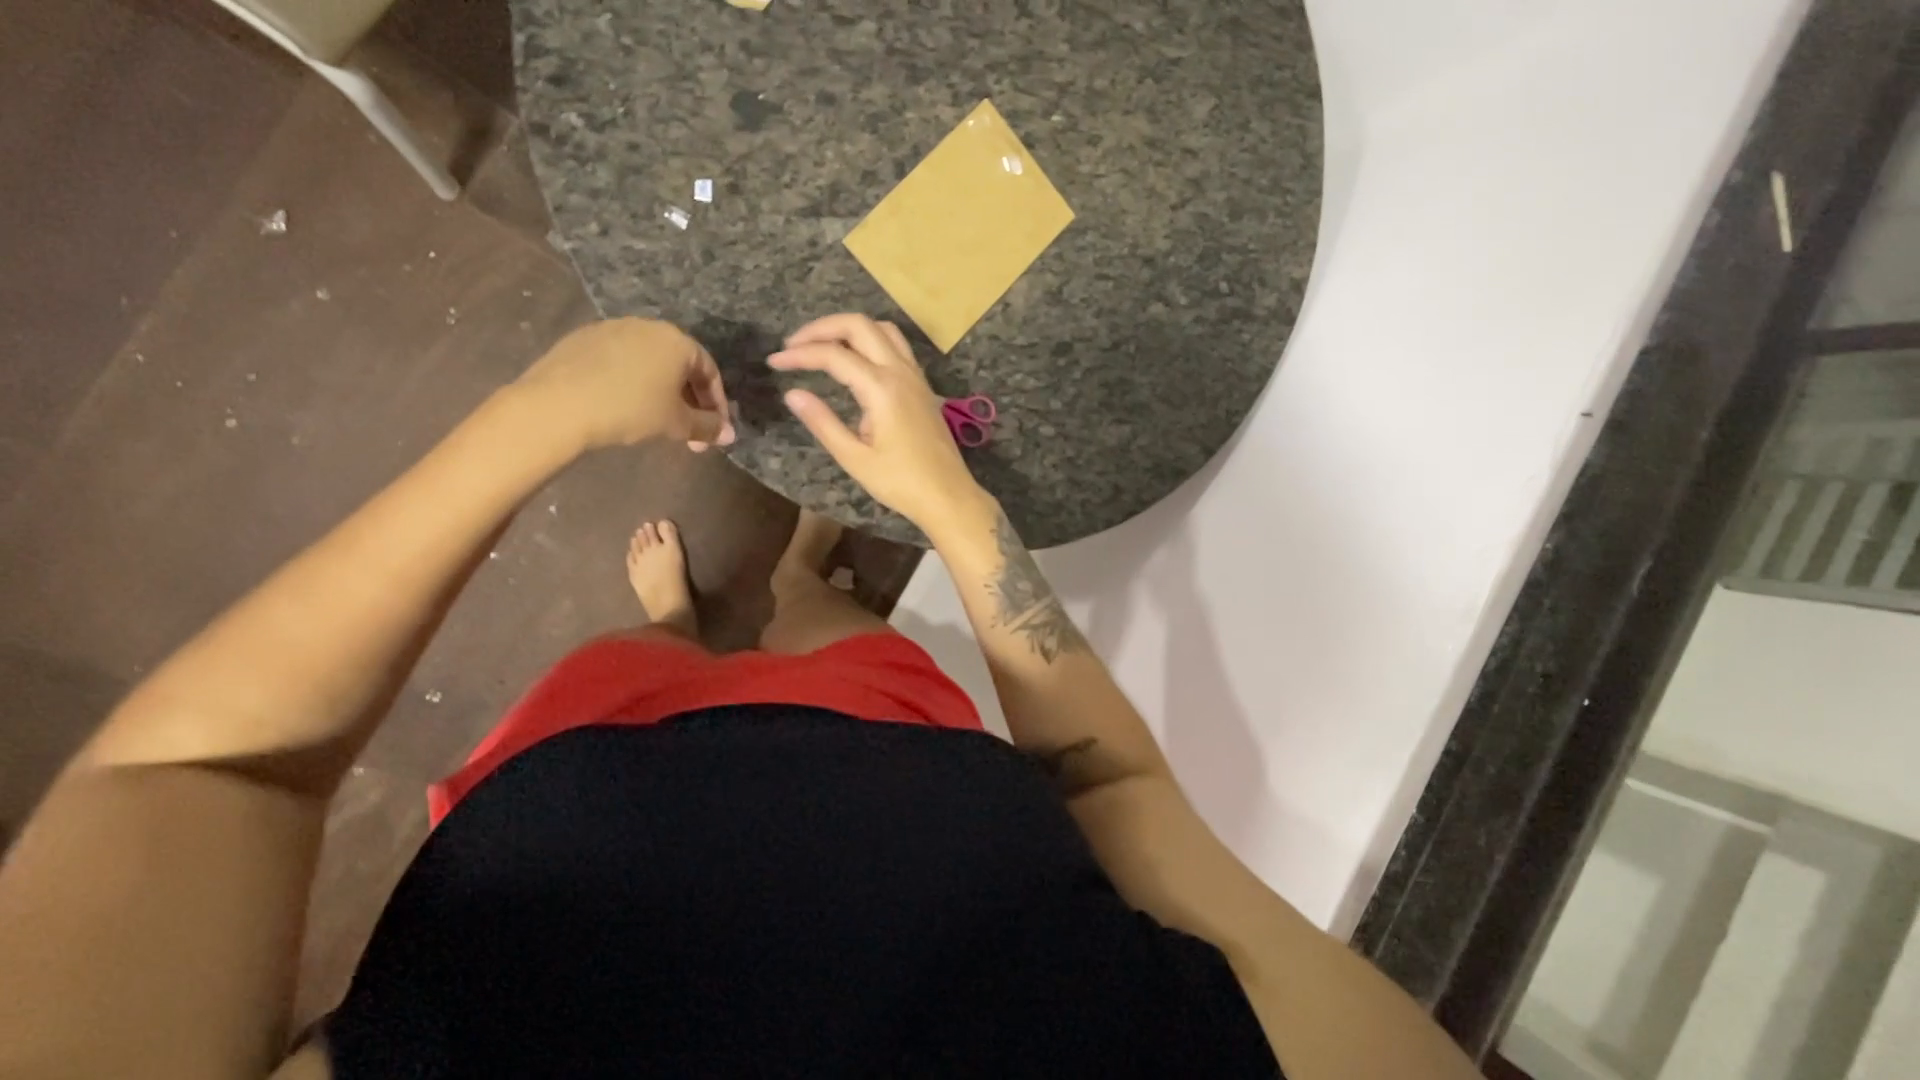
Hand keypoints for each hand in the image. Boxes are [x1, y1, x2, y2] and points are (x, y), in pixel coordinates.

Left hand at [514, 318, 734, 452]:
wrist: (559, 405)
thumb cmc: (631, 410)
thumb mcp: (676, 424)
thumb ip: (707, 427)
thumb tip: (728, 435)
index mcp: (677, 341)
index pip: (709, 371)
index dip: (717, 404)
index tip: (714, 431)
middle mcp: (648, 326)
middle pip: (679, 365)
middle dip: (688, 400)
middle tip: (687, 432)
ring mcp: (612, 329)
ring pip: (648, 362)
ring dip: (659, 390)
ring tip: (655, 420)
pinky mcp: (582, 339)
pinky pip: (619, 361)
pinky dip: (629, 382)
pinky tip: (621, 405)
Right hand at [771, 314, 990, 538]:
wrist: (947, 495)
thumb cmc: (900, 483)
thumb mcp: (854, 458)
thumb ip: (823, 422)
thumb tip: (792, 393)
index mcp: (882, 389)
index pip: (833, 355)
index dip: (799, 355)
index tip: (774, 362)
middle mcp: (900, 372)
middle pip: (859, 325)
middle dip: (822, 328)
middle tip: (794, 345)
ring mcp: (915, 376)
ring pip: (881, 329)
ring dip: (848, 329)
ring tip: (821, 346)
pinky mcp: (921, 385)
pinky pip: (895, 345)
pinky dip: (869, 340)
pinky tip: (853, 360)